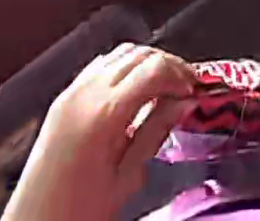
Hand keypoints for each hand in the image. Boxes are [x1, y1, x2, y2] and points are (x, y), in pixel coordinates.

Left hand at [5, 43, 195, 220]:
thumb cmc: (81, 211)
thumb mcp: (127, 177)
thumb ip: (156, 131)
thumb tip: (185, 102)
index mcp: (105, 113)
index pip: (153, 69)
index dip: (179, 74)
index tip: (195, 90)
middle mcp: (88, 90)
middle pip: (139, 54)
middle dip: (168, 65)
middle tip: (187, 86)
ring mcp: (73, 89)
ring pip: (120, 53)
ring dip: (146, 62)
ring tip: (165, 86)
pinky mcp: (64, 95)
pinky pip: (101, 65)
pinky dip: (124, 66)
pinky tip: (135, 88)